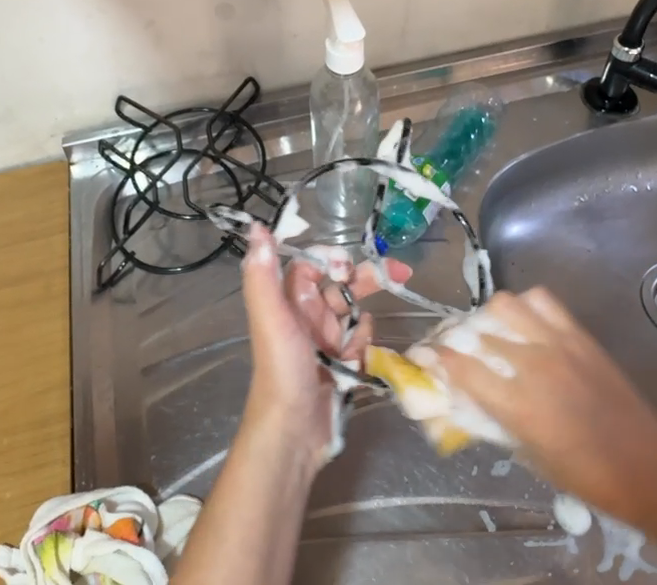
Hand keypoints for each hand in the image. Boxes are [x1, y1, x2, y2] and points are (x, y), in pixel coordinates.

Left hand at [239, 228, 410, 463]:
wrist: (293, 429)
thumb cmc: (282, 368)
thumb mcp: (270, 315)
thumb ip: (263, 273)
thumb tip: (257, 227)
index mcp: (287, 300)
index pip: (312, 264)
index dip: (332, 258)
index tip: (349, 264)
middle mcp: (305, 316)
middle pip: (341, 286)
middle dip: (366, 279)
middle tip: (399, 273)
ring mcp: (324, 342)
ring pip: (355, 316)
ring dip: (362, 325)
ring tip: (351, 349)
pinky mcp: (340, 365)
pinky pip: (361, 345)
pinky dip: (364, 350)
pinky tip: (355, 366)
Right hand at [436, 288, 656, 527]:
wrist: (649, 468)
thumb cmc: (586, 476)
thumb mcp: (529, 456)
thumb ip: (493, 421)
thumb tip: (463, 401)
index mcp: (516, 403)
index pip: (458, 365)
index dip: (434, 356)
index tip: (424, 355)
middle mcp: (531, 365)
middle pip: (476, 332)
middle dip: (456, 337)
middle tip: (455, 346)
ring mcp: (556, 344)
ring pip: (505, 305)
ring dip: (490, 317)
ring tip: (493, 332)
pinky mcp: (579, 336)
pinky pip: (542, 301)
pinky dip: (527, 306)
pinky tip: (526, 323)